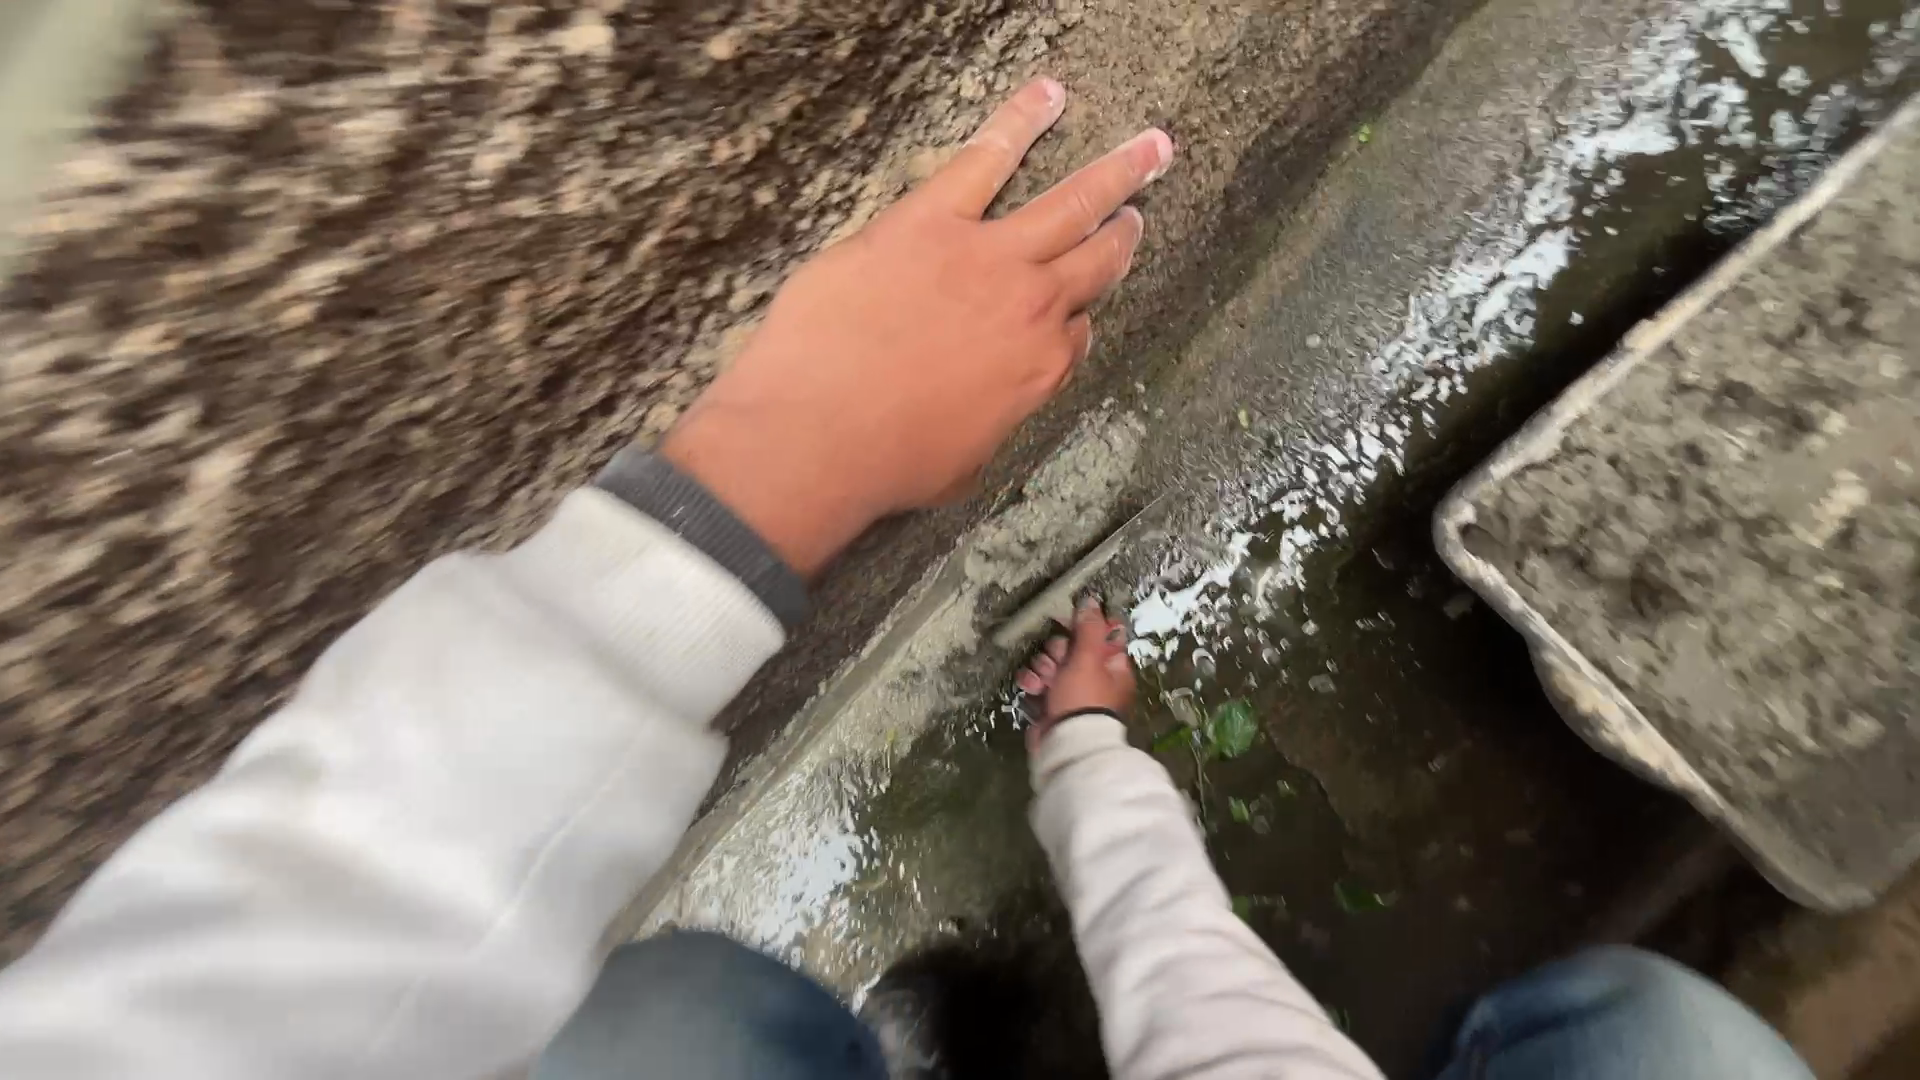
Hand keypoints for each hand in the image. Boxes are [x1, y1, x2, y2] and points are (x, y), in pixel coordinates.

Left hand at [661, 78, 1174, 576]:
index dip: (1073, 321)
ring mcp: (988, 258)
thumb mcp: (962, 466)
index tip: (1070, 313)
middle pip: (1094, 261)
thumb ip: (988, 425)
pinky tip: (1047, 94)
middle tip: (1142, 209)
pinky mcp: (931, 222)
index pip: (1075, 333)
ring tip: (1148, 145)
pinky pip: (985, 158)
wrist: (823, 432)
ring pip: (1069, 204)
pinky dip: (1019, 121)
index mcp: (1039, 370)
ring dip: (1114, 172)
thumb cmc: (889, 462)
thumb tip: (983, 412)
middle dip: (1125, 232)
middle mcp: (1032, 308)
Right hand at [1015, 596, 1134, 753]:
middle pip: (1068, 647)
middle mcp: (1093, 678)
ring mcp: (1070, 691)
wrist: (1065, 743)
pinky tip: (1034, 689)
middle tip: (1059, 663)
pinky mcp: (1050, 702)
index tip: (1070, 626)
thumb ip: (1089, 627)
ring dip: (1042, 669)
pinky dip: (1033, 683)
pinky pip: (1037, 681)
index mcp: (1112, 668)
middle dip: (1057, 652)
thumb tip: (1091, 600)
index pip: (1098, 636)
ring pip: (1049, 662)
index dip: (1082, 629)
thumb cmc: (1084, 697)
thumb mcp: (1089, 658)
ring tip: (1045, 682)